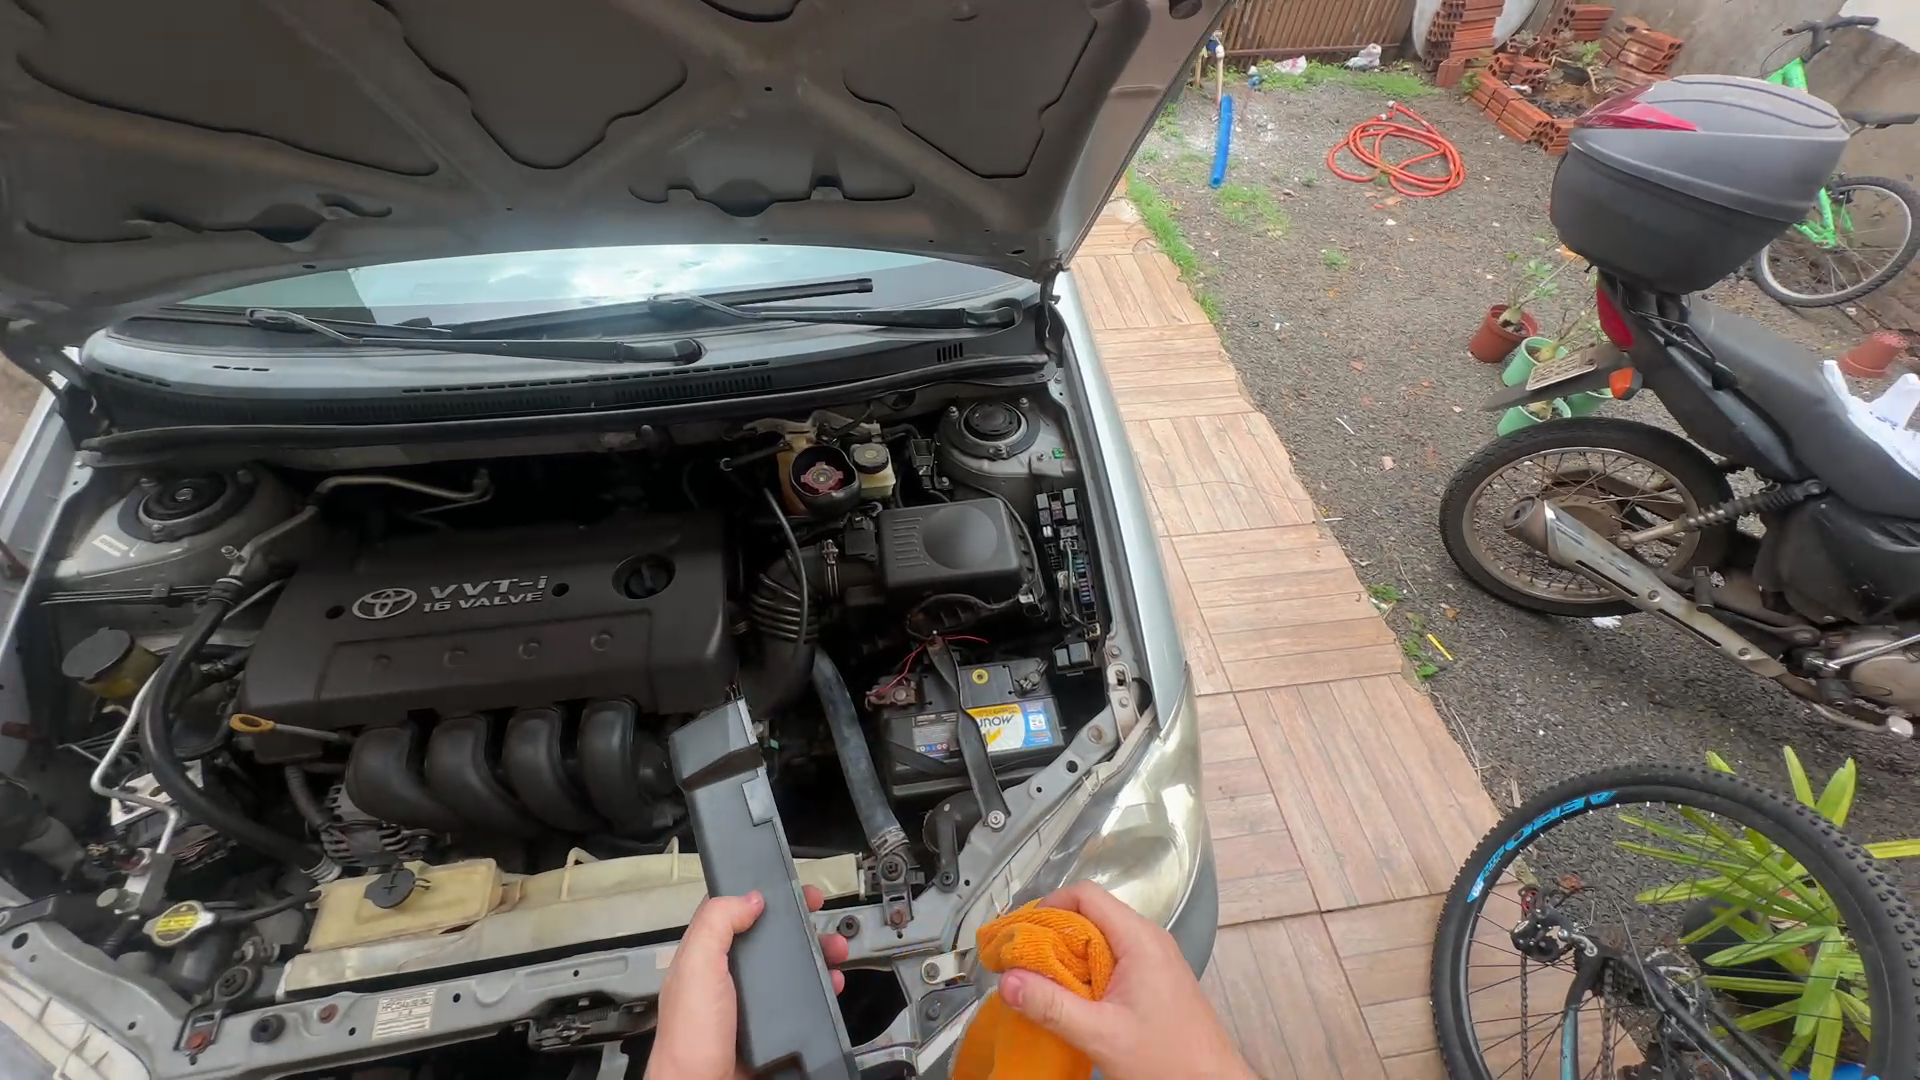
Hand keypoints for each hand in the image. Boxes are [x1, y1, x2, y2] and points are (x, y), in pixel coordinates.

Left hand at [646, 885, 848, 1079]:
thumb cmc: (688, 1042)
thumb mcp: (696, 968)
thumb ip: (717, 924)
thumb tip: (751, 898)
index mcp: (707, 956)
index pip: (735, 910)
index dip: (764, 893)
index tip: (792, 887)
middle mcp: (730, 976)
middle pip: (771, 934)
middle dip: (800, 921)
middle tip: (820, 913)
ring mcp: (752, 1001)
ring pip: (792, 964)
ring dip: (818, 951)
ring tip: (835, 949)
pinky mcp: (771, 1026)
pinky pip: (803, 998)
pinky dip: (823, 986)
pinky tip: (831, 983)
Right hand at [996, 882, 1254, 1079]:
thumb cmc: (1170, 1063)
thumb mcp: (1102, 1035)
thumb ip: (1052, 1006)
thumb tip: (1008, 981)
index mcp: (1139, 938)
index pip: (1085, 894)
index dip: (1049, 906)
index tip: (1023, 933)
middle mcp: (1148, 938)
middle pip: (1090, 914)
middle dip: (1053, 934)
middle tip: (1023, 960)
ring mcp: (1153, 957)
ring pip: (1099, 937)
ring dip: (1068, 955)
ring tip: (1041, 981)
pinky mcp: (1153, 978)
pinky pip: (1111, 958)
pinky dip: (1086, 970)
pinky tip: (1072, 998)